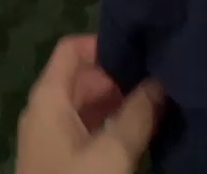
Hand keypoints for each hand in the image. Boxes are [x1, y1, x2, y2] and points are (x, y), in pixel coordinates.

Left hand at [15, 36, 162, 173]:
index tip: (139, 54)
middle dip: (118, 79)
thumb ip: (137, 115)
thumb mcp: (112, 154)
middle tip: (156, 83)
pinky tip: (139, 137)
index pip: (72, 49)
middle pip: (81, 77)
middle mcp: (45, 110)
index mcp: (48, 97)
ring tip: (156, 108)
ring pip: (86, 106)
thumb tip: (161, 81)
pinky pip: (85, 131)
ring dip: (118, 106)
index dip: (103, 45)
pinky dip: (110, 128)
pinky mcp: (59, 163)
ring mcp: (50, 138)